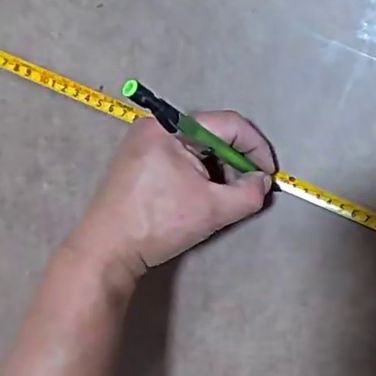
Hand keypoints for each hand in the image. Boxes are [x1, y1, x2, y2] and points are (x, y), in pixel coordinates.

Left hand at [63, 112, 275, 277]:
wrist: (107, 251)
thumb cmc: (156, 225)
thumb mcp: (213, 209)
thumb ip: (249, 193)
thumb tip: (262, 182)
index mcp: (169, 127)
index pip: (229, 124)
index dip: (256, 148)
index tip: (268, 174)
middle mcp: (154, 126)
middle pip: (211, 134)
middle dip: (235, 162)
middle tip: (247, 190)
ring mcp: (142, 143)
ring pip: (196, 147)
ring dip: (217, 170)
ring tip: (222, 199)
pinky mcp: (137, 161)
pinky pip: (178, 157)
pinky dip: (197, 174)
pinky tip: (198, 199)